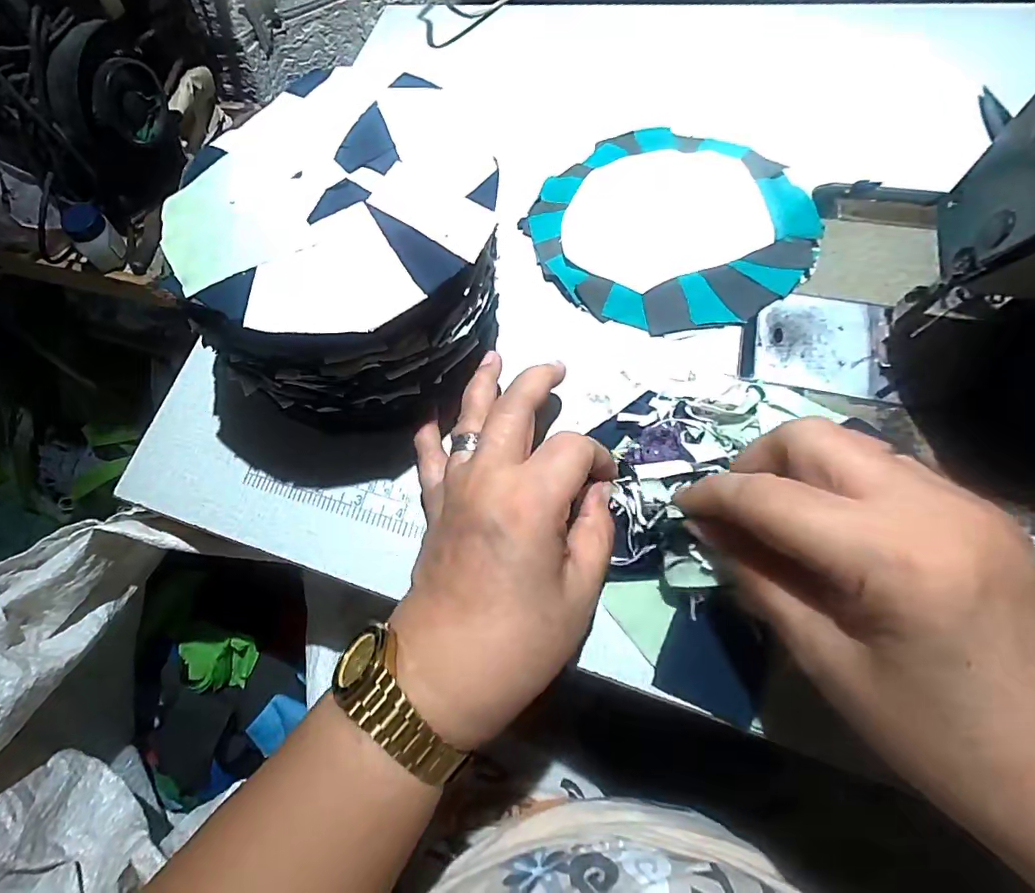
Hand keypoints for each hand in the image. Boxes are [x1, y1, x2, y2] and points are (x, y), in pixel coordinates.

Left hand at [390, 352, 617, 749]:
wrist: (440, 675)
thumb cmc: (518, 642)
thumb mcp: (579, 593)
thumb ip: (593, 531)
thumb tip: (592, 491)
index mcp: (530, 499)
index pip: (572, 448)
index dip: (597, 457)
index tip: (605, 483)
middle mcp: (488, 478)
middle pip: (511, 409)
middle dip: (536, 382)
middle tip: (556, 368)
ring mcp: (454, 489)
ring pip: (466, 421)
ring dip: (481, 385)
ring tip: (493, 357)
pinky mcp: (433, 507)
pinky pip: (429, 460)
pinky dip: (431, 436)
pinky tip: (432, 420)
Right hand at [672, 418, 1034, 791]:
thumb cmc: (947, 745)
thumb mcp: (833, 668)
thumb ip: (765, 583)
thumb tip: (713, 532)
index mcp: (890, 555)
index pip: (773, 496)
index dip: (715, 495)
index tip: (682, 505)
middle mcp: (930, 503)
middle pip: (812, 436)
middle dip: (756, 461)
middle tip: (731, 509)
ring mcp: (964, 498)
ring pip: (852, 443)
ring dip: (800, 466)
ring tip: (777, 517)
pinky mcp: (982, 508)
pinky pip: (891, 469)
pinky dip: (844, 482)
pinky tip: (836, 529)